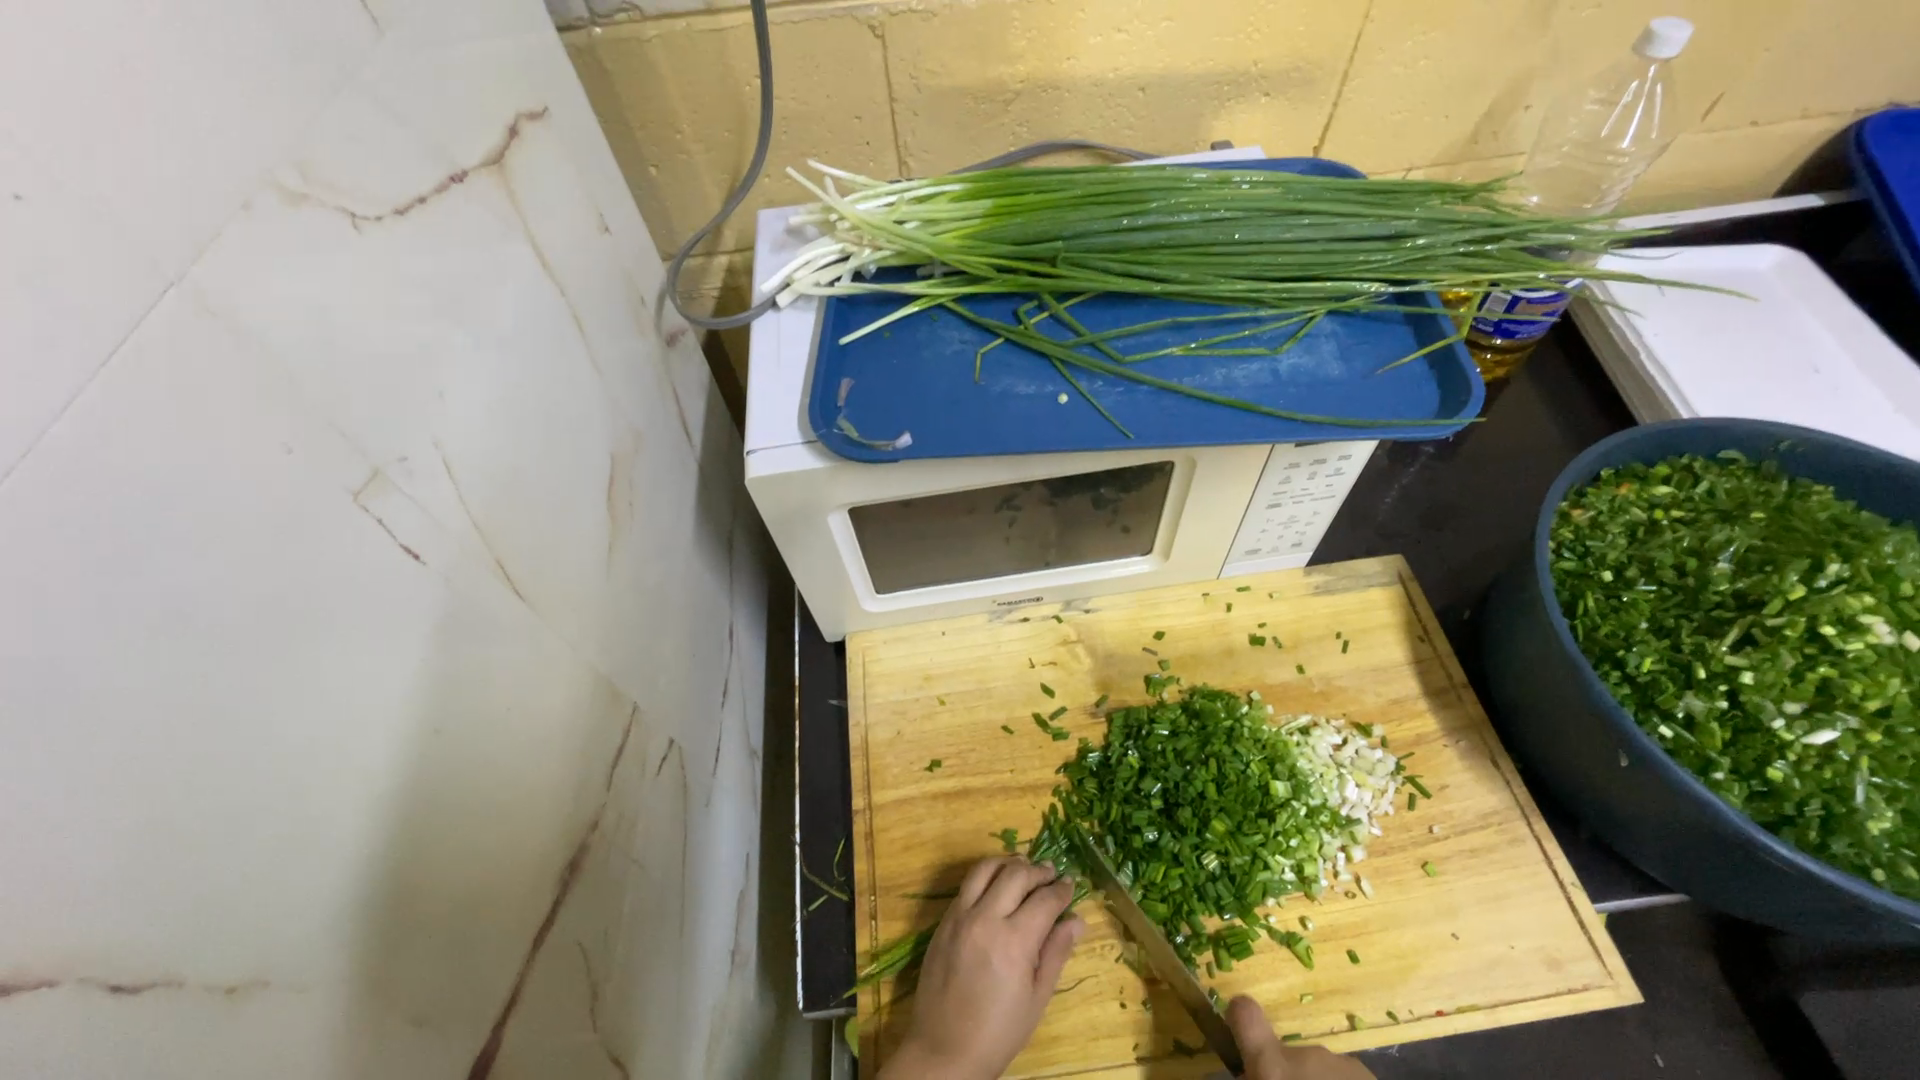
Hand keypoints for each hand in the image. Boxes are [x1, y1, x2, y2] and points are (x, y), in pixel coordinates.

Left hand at [878, 856, 1086, 1079]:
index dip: (1061, 889)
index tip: (1071, 884)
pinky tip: (997, 886)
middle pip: (1016, 875)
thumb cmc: (998, 1031)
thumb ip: (1056, 952)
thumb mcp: (1037, 998)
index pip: (1044, 900)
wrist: (944, 1050)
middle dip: (1038, 871)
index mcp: (1014, 941)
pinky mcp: (943, 921)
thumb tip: (1076, 919)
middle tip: (1051, 874)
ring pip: (985, 869)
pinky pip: (966, 885)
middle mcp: (985, 919)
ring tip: (1024, 868)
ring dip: (1008, 863)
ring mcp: (959, 917)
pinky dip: (986, 877)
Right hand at [1226, 996, 1375, 1078]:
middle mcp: (1306, 1055)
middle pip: (1285, 1055)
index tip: (1240, 1041)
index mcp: (1272, 1066)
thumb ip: (1255, 1079)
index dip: (1238, 1018)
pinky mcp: (1369, 1077)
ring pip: (1319, 1071)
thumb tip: (1250, 1076)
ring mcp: (1342, 1065)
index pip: (1244, 1013)